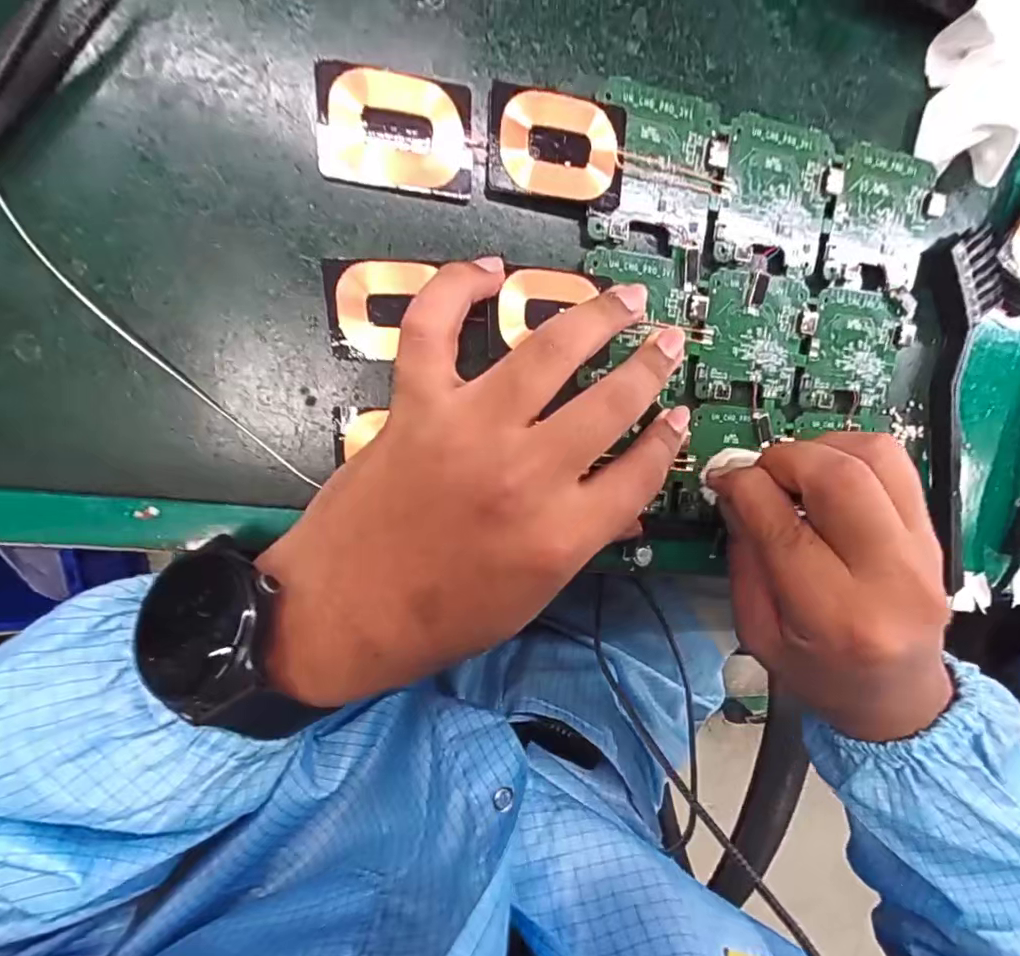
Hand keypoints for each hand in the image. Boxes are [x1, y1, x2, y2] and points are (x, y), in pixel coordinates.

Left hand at [256, 257, 690, 705]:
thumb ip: (578, 544)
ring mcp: (469, 431)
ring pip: (547, 351)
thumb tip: (618, 505)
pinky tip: (490, 270)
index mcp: (562, 533)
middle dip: (650, 365)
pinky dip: (456, 288)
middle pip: (612, 402)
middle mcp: (527, 474)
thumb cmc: (437, 621)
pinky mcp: (415, 408)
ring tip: (620, 298)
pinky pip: (433, 329)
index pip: (641, 471)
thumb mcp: (528, 598)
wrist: (343, 615)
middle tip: (664, 342)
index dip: (668, 440)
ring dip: (595, 316)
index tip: (676, 416)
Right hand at [705, 434, 951, 741]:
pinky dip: (851, 455)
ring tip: (791, 470)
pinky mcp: (936, 534)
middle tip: (757, 471)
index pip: (784, 526)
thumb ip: (746, 560)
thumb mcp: (759, 633)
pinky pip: (897, 467)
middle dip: (784, 459)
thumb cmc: (819, 676)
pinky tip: (823, 474)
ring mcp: (923, 551)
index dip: (744, 488)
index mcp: (835, 616)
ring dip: (821, 448)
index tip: (722, 479)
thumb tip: (734, 493)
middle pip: (839, 478)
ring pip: (876, 457)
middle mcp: (888, 577)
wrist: (900, 697)